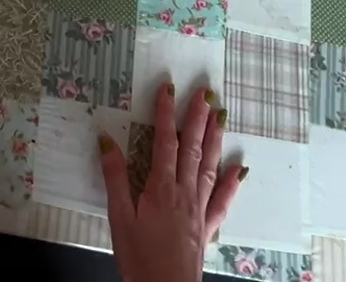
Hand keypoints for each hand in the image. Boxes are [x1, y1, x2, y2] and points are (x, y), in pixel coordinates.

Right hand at [97, 82, 246, 281]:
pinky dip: (232, 182)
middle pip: (192, 148)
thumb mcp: (118, 217)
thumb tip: (105, 139)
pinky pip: (222, 201)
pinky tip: (239, 168)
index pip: (164, 141)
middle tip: (206, 93)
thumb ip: (114, 177)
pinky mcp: (206, 227)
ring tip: (221, 116)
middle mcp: (184, 193)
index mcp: (161, 187)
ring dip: (215, 139)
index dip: (166, 113)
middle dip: (197, 118)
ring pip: (209, 167)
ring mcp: (199, 210)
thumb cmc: (139, 257)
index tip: (169, 88)